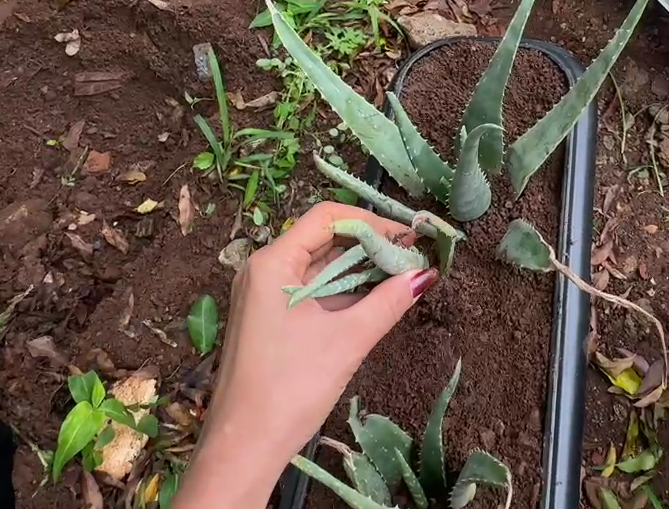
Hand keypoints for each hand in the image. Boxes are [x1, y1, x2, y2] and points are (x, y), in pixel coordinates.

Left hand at [173, 203, 435, 508]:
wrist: (243, 452)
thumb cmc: (291, 388)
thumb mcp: (348, 340)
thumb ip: (389, 301)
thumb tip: (426, 273)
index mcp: (273, 262)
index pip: (327, 217)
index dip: (370, 221)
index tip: (406, 236)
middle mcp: (264, 268)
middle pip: (323, 238)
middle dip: (369, 245)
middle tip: (410, 256)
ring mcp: (264, 293)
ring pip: (319, 264)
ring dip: (358, 268)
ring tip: (400, 274)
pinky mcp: (269, 317)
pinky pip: (311, 288)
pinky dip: (342, 289)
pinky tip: (373, 297)